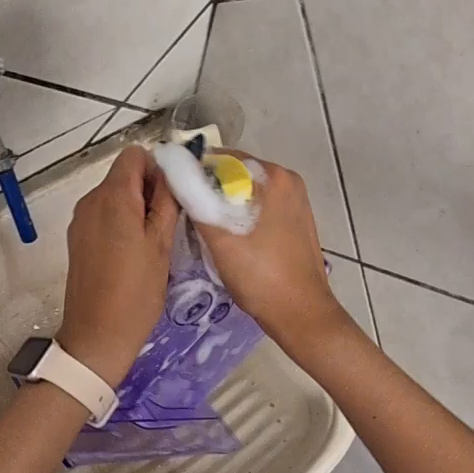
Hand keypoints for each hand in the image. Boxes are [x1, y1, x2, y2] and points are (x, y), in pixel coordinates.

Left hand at [58, 146, 180, 384]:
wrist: (97, 336)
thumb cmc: (136, 293)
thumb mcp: (161, 245)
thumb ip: (167, 202)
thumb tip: (171, 173)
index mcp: (112, 197)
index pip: (135, 155)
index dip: (158, 170)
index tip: (172, 199)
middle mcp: (90, 201)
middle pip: (123, 175)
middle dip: (148, 191)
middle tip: (168, 225)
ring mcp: (80, 221)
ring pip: (114, 197)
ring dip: (136, 210)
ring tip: (153, 244)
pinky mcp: (78, 240)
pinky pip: (103, 217)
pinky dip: (121, 224)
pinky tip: (134, 254)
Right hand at [194, 155, 350, 351]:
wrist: (300, 314)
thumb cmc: (260, 276)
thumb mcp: (220, 239)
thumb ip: (197, 202)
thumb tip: (175, 174)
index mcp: (274, 177)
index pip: (223, 158)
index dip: (194, 172)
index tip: (174, 192)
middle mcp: (288, 182)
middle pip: (236, 175)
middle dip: (210, 191)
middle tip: (185, 215)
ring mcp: (295, 203)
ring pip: (246, 194)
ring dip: (224, 206)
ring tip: (203, 231)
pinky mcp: (295, 223)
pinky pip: (259, 209)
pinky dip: (240, 218)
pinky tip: (228, 241)